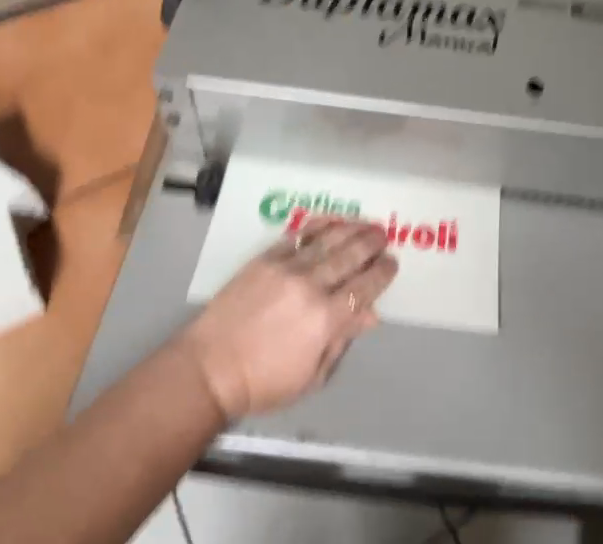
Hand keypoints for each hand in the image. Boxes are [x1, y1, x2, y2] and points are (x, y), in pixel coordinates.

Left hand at [173, 217, 398, 419]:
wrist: (210, 367)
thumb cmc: (264, 382)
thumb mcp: (313, 375)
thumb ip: (342, 340)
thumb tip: (369, 315)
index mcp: (326, 319)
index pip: (364, 288)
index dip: (382, 273)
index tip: (392, 263)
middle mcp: (310, 287)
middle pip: (350, 257)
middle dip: (371, 244)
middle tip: (384, 236)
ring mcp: (286, 268)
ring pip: (327, 241)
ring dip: (351, 229)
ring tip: (366, 223)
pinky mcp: (264, 260)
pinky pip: (298, 236)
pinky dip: (318, 226)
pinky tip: (331, 221)